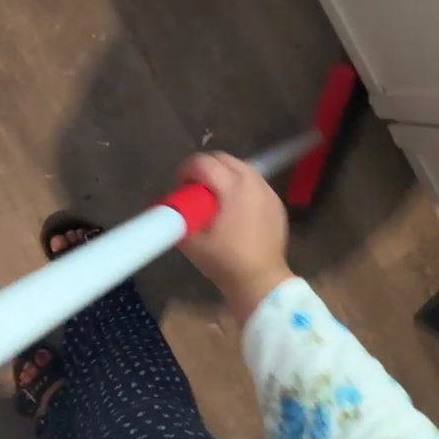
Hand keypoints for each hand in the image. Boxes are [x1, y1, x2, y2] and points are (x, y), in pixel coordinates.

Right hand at [177, 152, 294, 322]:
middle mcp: (252, 181)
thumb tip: (161, 205)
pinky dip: (241, 185)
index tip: (180, 186)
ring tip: (214, 196)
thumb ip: (175, 217)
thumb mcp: (190, 241)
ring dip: (223, 174)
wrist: (261, 281)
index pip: (202, 162)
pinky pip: (255, 182)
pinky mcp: (276, 202)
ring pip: (241, 167)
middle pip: (223, 158)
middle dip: (204, 168)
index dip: (185, 170)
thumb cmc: (224, 261)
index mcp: (231, 187)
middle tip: (194, 189)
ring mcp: (267, 191)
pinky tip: (235, 207)